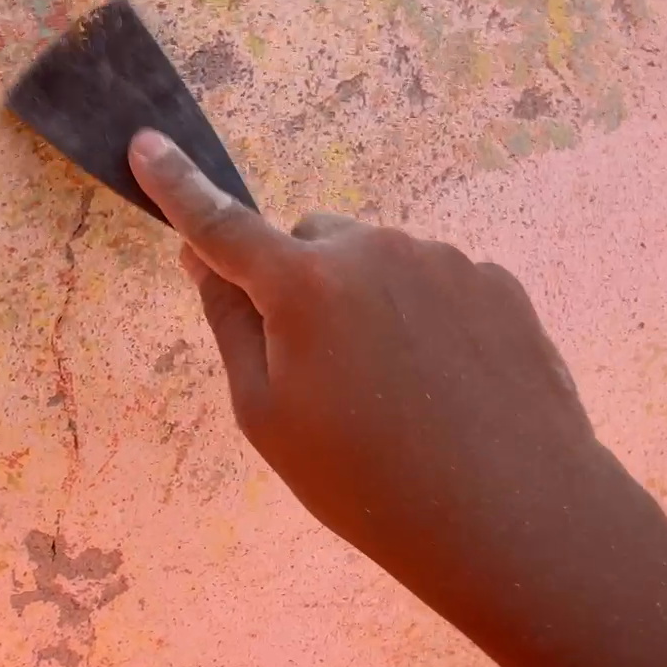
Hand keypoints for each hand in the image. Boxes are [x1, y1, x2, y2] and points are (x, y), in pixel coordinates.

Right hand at [126, 129, 616, 591]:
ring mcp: (441, 259)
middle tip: (319, 364)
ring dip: (359, 298)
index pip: (220, 223)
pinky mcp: (495, 281)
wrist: (521, 523)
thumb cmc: (365, 480)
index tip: (145, 143)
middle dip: (296, 283)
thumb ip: (229, 322)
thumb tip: (202, 258)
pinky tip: (442, 378)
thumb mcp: (265, 414)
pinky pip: (427, 278)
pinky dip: (415, 311)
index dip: (177, 184)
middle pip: (305, 243)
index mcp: (305, 284)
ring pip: (369, 259)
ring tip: (392, 384)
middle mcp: (372, 248)